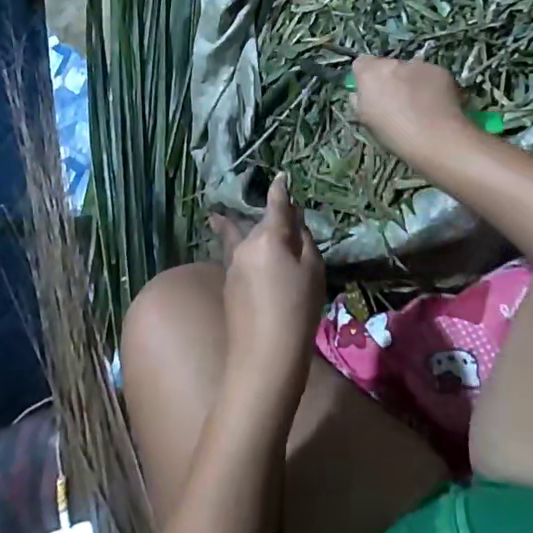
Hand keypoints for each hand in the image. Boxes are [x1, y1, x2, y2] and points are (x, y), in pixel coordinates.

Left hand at [209, 173, 324, 395]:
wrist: (264, 355)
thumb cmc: (297, 310)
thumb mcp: (312, 272)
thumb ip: (304, 242)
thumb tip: (295, 224)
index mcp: (268, 237)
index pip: (276, 207)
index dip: (280, 191)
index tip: (280, 177)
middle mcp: (245, 246)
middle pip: (257, 224)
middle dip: (265, 216)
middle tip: (271, 208)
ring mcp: (232, 266)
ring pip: (240, 240)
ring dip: (239, 229)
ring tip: (220, 218)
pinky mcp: (228, 285)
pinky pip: (237, 259)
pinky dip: (240, 252)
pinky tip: (241, 257)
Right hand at [351, 56, 471, 161]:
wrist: (436, 139)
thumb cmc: (394, 135)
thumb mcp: (366, 121)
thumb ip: (359, 101)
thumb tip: (361, 94)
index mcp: (369, 74)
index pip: (361, 63)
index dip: (364, 77)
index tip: (371, 93)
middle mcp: (393, 63)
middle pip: (387, 66)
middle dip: (389, 79)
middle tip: (397, 102)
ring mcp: (419, 65)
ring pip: (410, 70)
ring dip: (410, 81)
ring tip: (420, 106)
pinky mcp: (441, 71)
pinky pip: (430, 75)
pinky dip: (430, 86)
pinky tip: (436, 105)